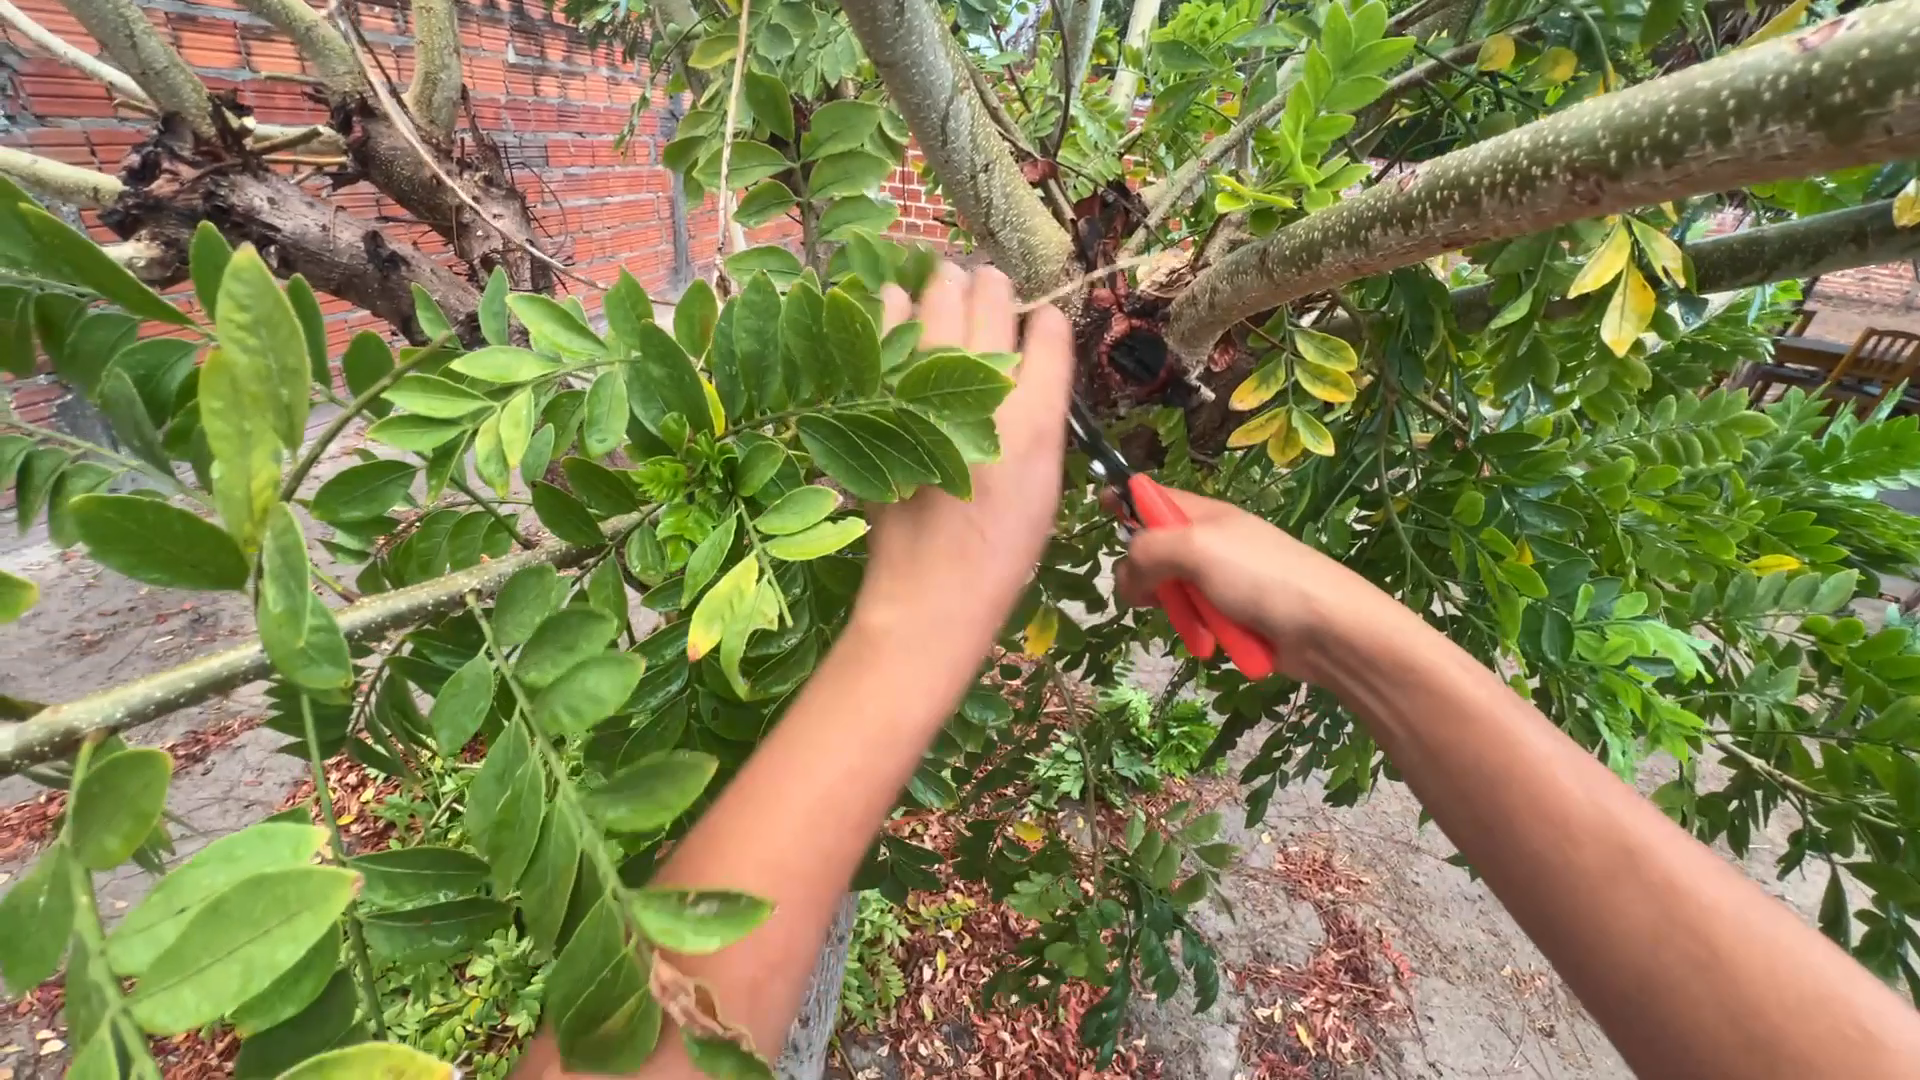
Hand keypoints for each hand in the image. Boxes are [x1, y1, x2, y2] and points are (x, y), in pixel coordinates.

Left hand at [850, 264, 1073, 645]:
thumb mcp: (1046, 485)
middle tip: (986, 290)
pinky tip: (896, 303)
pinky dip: (892, 309)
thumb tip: (1027, 366)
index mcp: (1039, 416)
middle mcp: (988, 392)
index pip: (1048, 330)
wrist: (933, 589)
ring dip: (947, 284)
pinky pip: (886, 329)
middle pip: (993, 297)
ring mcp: (928, 390)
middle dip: (992, 287)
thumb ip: (1041, 418)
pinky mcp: (882, 400)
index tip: (1034, 327)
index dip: (1043, 321)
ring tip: (949, 283)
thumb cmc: (1002, 549)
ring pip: (940, 297)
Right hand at [1112, 487, 1414, 685]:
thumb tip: (1127, 579)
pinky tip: (1210, 640)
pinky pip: (1194, 619)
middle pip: (1150, 552)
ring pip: (1168, 591)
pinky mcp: (1231, 614)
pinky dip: (1198, 631)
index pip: (1151, 496)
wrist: (1329, 629)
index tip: (1100, 511)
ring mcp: (1219, 580)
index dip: (1124, 499)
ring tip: (1194, 622)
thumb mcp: (1195, 548)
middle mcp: (1207, 543)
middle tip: (1148, 593)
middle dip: (1143, 575)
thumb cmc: (1261, 577)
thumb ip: (1146, 552)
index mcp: (1202, 514)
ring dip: (1175, 610)